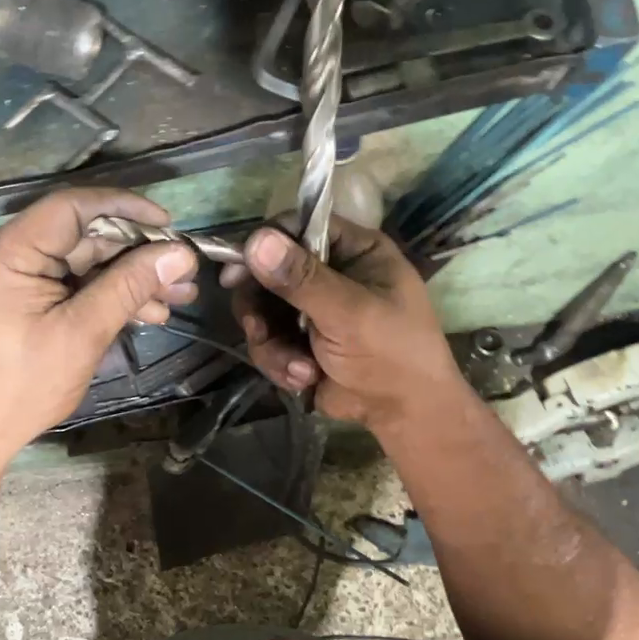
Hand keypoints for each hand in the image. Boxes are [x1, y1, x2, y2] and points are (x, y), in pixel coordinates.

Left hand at [0, 189, 199, 467]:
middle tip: (182, 271)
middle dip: (134, 253)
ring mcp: (11, 277)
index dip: (123, 209)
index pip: (70, 207)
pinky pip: (68, 284)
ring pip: (80, 263)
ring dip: (127, 278)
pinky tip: (147, 311)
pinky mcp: (20, 299)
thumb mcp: (82, 333)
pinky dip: (104, 295)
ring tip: (176, 297)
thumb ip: (129, 287)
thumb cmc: (25, 387)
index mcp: (5, 253)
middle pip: (79, 235)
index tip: (167, 225)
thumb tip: (180, 254)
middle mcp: (3, 254)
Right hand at [225, 217, 462, 428]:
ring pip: (261, 312)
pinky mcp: (296, 340)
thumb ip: (301, 279)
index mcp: (353, 251)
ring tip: (297, 367)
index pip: (298, 228)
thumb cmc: (391, 352)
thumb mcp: (348, 312)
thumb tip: (256, 241)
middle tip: (258, 330)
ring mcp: (309, 309)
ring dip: (272, 345)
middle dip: (261, 309)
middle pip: (267, 273)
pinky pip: (267, 342)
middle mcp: (328, 273)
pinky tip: (305, 379)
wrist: (401, 411)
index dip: (264, 245)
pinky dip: (280, 363)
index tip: (237, 270)